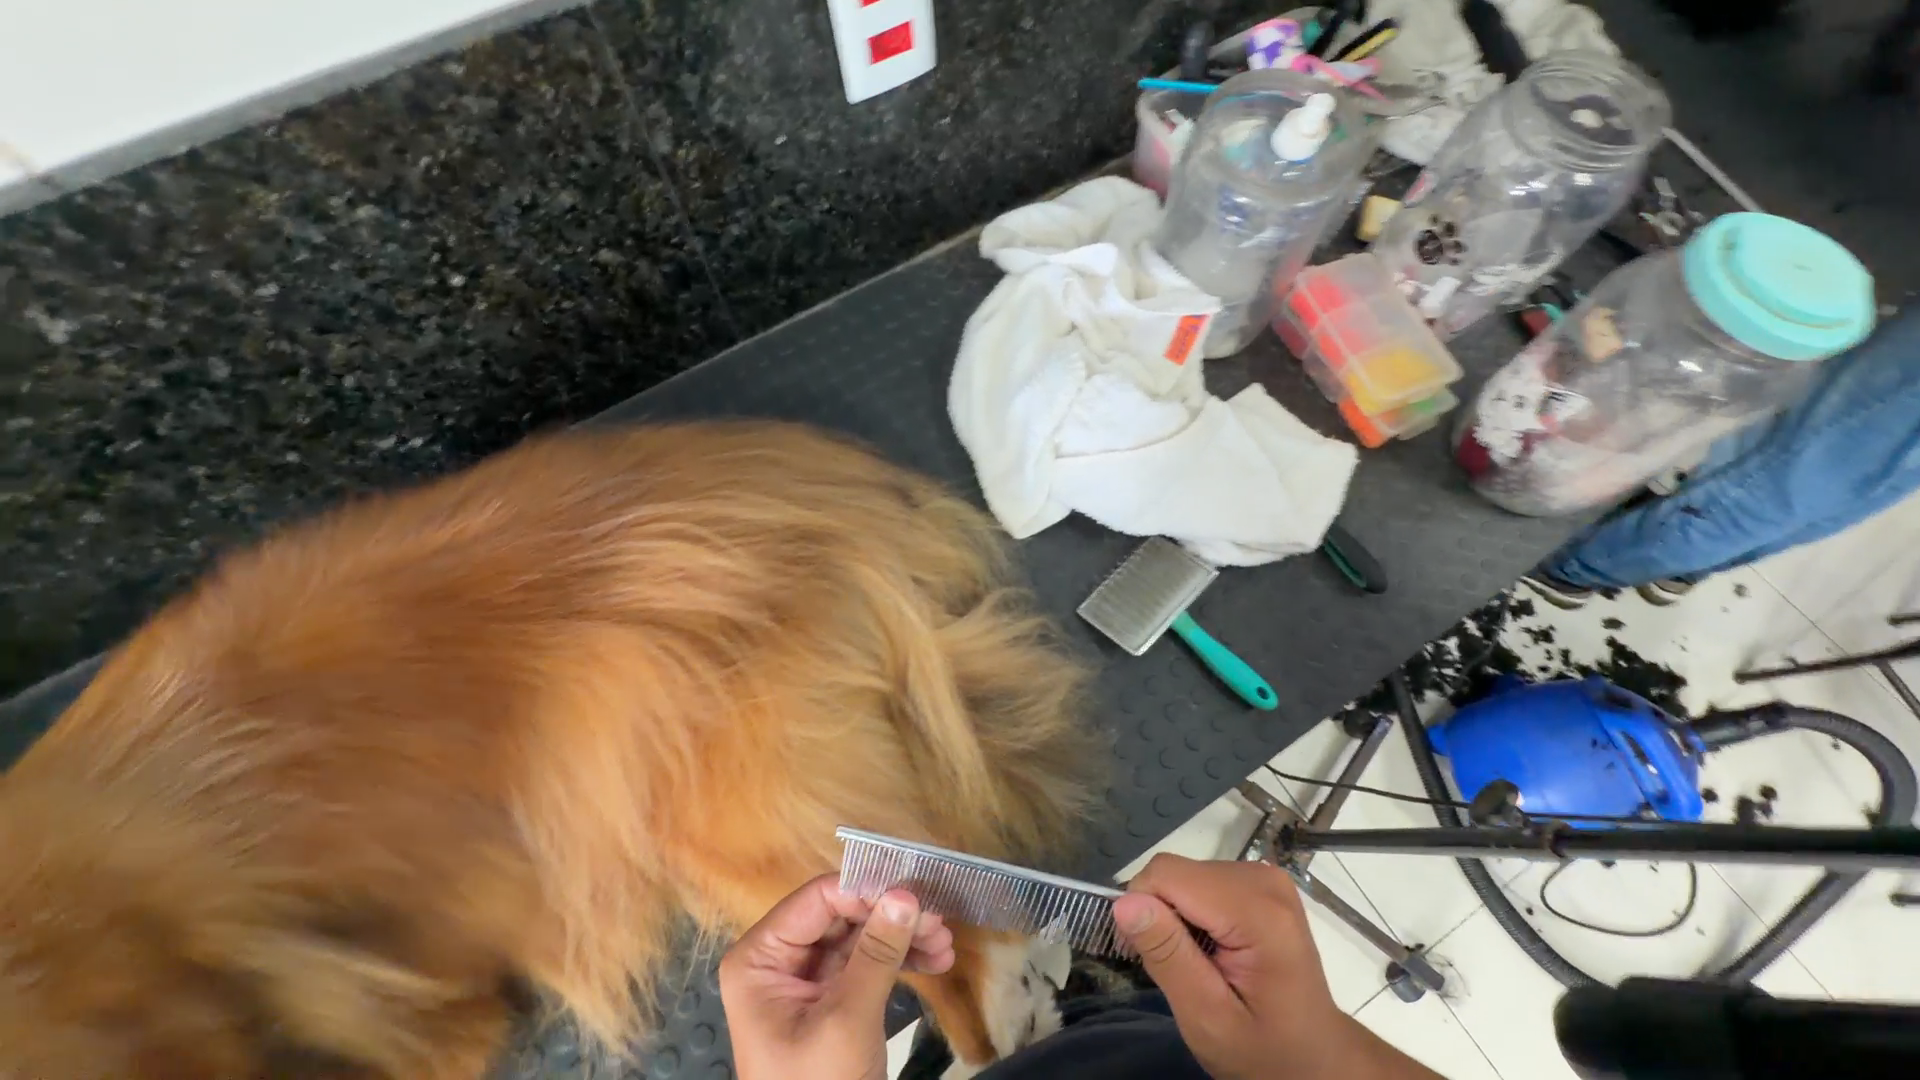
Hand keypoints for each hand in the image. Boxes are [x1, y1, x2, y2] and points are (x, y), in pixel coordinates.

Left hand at [720, 874, 954, 1079]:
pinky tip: (935, 960)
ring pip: (859, 936)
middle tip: (940, 921)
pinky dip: (900, 959)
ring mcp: (805, 979)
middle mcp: (778, 959)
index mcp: (760, 958)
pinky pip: (866, 962)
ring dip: (903, 936)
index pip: (818, 899)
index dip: (867, 892)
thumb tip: (906, 893)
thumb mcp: (847, 1020)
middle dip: (891, 916)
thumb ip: (876, 953)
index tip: (916, 895)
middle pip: (842, 914)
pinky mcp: (830, 999)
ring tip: (945, 945)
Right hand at [1113, 855, 1441, 1079]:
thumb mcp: (1208, 1018)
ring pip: (1184, 874)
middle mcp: (1263, 878)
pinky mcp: (1261, 881)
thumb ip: (1167, 955)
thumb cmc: (1264, 1049)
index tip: (1146, 956)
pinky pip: (1201, 880)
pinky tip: (1211, 947)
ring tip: (1197, 961)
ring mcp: (1265, 876)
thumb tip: (1125, 902)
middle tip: (1178, 969)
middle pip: (1176, 873)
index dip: (1143, 910)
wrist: (1316, 1058)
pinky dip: (1193, 911)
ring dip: (1177, 915)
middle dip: (1162, 915)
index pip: (1167, 874)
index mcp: (1258, 911)